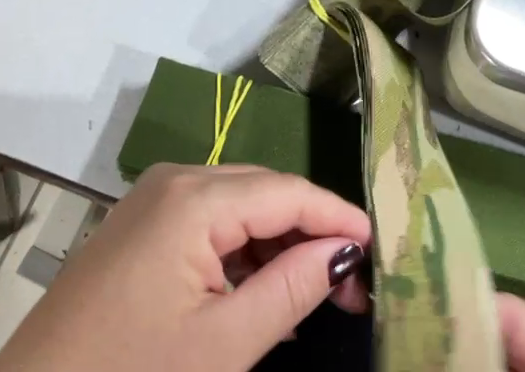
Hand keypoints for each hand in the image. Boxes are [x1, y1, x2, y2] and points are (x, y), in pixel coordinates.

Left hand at [0, 164, 371, 371]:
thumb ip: (293, 288)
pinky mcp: (141, 225)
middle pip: (265, 191)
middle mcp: (175, 179)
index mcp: (194, 198)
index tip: (382, 250)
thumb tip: (345, 252)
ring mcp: (153, 199)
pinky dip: (242, 251)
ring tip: (316, 292)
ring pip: (239, 206)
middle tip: (354, 285)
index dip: (339, 217)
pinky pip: (209, 222)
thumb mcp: (225, 344)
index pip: (289, 191)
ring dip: (278, 243)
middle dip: (312, 231)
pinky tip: (264, 289)